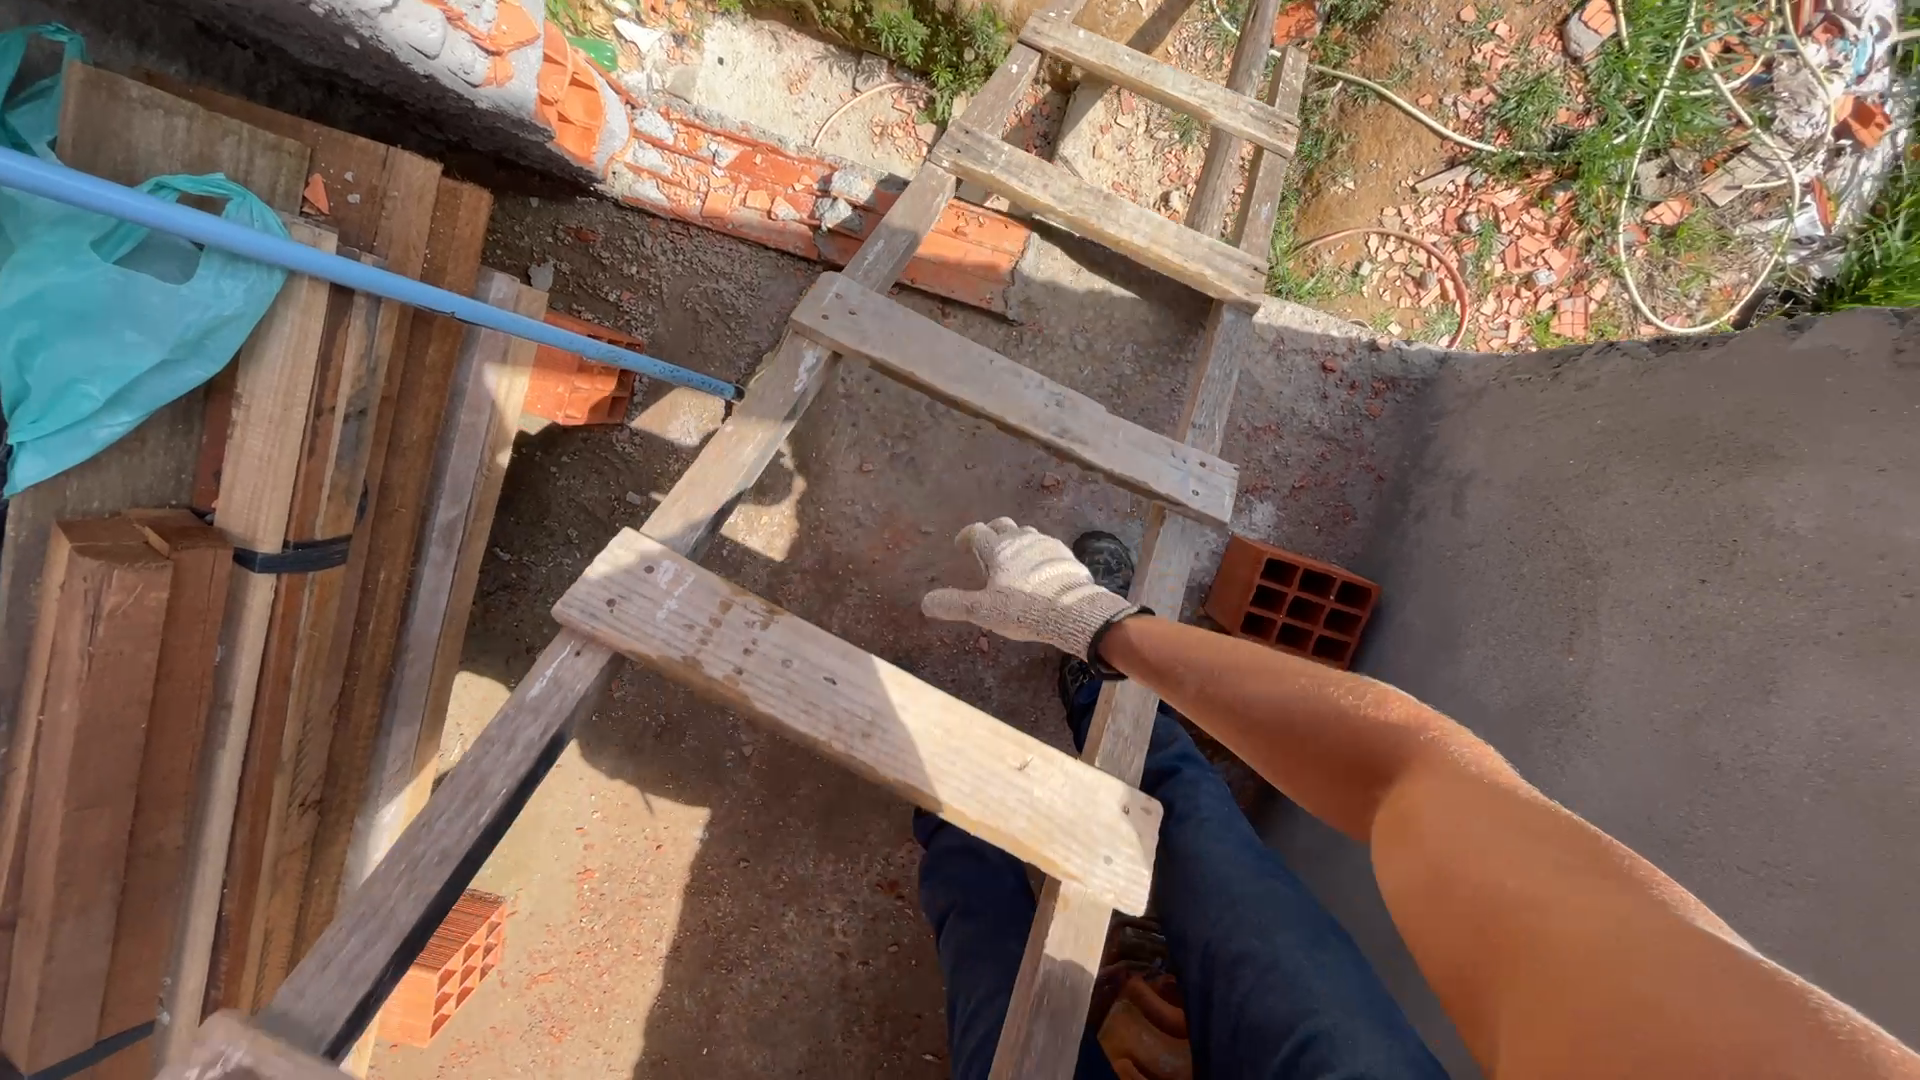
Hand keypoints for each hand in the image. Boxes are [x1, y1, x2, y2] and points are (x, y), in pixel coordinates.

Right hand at [921, 518, 1138, 659]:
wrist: (1074, 611)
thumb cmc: (1023, 609)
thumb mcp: (984, 611)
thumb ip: (954, 604)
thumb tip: (926, 602)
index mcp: (998, 548)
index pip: (977, 532)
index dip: (966, 537)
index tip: (961, 546)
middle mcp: (1021, 539)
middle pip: (1002, 525)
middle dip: (991, 533)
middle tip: (986, 551)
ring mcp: (1046, 544)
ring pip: (1026, 534)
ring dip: (1015, 542)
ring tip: (1012, 562)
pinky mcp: (1066, 555)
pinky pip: (1045, 547)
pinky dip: (1035, 554)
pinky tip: (1037, 571)